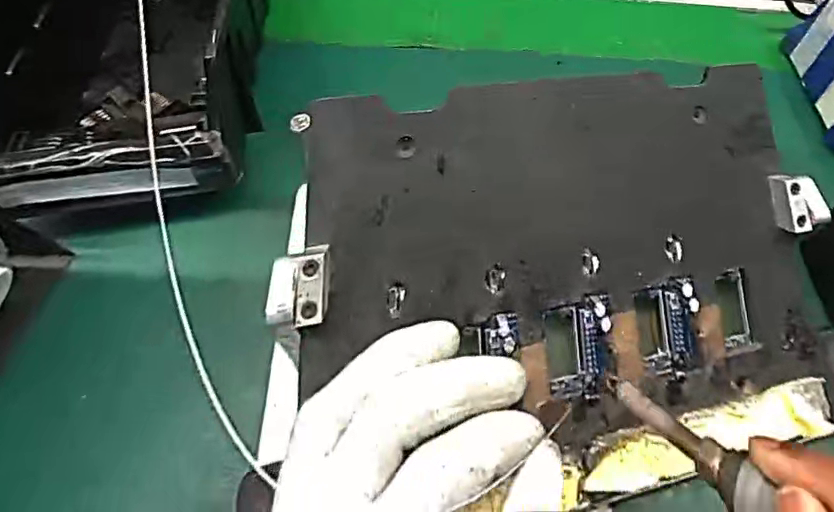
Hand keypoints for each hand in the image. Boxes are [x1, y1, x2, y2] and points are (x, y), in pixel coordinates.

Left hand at [273, 321, 560, 510]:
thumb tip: (542, 464)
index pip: (435, 475)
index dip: (494, 440)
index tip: (533, 433)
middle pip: (388, 420)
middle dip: (459, 384)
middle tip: (508, 378)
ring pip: (336, 407)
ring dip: (399, 360)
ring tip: (448, 339)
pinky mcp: (290, 507)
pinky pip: (316, 423)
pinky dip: (360, 382)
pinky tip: (397, 368)